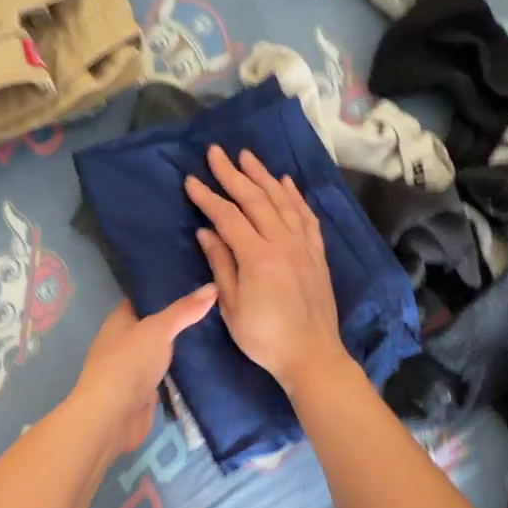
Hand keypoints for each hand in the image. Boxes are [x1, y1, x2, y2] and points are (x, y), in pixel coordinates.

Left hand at [72, 291, 217, 450]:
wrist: (113, 417)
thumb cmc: (128, 364)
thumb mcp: (158, 329)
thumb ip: (183, 311)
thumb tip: (212, 287)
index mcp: (120, 321)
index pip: (144, 299)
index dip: (167, 291)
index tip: (197, 284)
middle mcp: (125, 343)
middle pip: (156, 327)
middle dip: (181, 320)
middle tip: (217, 308)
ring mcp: (135, 369)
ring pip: (164, 353)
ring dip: (184, 348)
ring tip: (220, 332)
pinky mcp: (146, 393)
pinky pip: (168, 377)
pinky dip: (184, 373)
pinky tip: (209, 364)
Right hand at [186, 146, 348, 394]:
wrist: (311, 354)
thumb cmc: (263, 337)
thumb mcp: (231, 306)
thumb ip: (221, 265)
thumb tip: (206, 232)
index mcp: (257, 256)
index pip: (228, 216)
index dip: (208, 197)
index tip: (190, 180)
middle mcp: (282, 242)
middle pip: (255, 200)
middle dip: (233, 174)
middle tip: (216, 152)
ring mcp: (303, 246)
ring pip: (282, 201)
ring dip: (263, 176)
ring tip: (248, 157)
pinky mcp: (316, 253)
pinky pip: (305, 216)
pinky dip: (294, 196)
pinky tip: (285, 183)